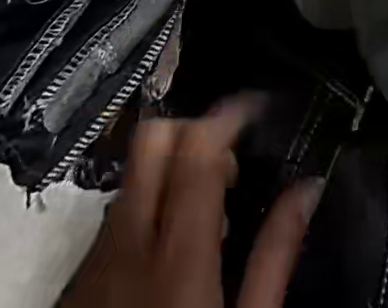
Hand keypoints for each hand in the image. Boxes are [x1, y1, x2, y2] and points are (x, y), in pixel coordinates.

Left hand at [61, 97, 322, 307]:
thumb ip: (277, 250)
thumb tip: (309, 186)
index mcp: (178, 252)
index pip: (196, 149)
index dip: (227, 114)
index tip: (256, 107)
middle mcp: (128, 241)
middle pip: (152, 141)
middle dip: (193, 128)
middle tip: (228, 156)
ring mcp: (96, 258)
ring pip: (131, 171)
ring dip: (171, 164)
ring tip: (206, 201)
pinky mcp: (78, 278)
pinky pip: (115, 211)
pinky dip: (147, 200)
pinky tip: (170, 241)